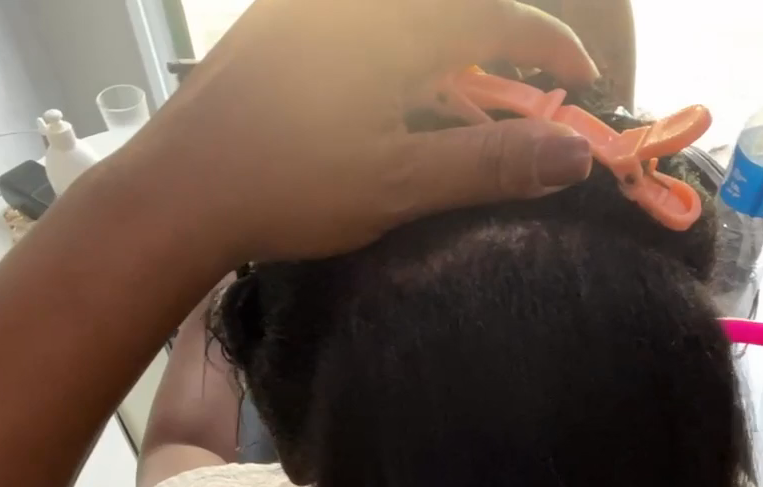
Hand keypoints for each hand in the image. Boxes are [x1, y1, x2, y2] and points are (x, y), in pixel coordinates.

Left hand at [102, 0, 600, 264]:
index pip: (497, 17)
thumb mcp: (398, 182)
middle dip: (501, 51)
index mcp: (390, 23)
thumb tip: (575, 157)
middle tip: (526, 100)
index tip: (583, 83)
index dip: (551, 47)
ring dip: (449, 63)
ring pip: (407, 26)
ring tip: (465, 115)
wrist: (179, 192)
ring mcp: (311, 12)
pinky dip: (401, 65)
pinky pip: (364, 33)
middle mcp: (352, 2)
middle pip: (453, 15)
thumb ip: (489, 165)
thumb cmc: (288, 187)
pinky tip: (398, 107)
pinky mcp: (282, 30)